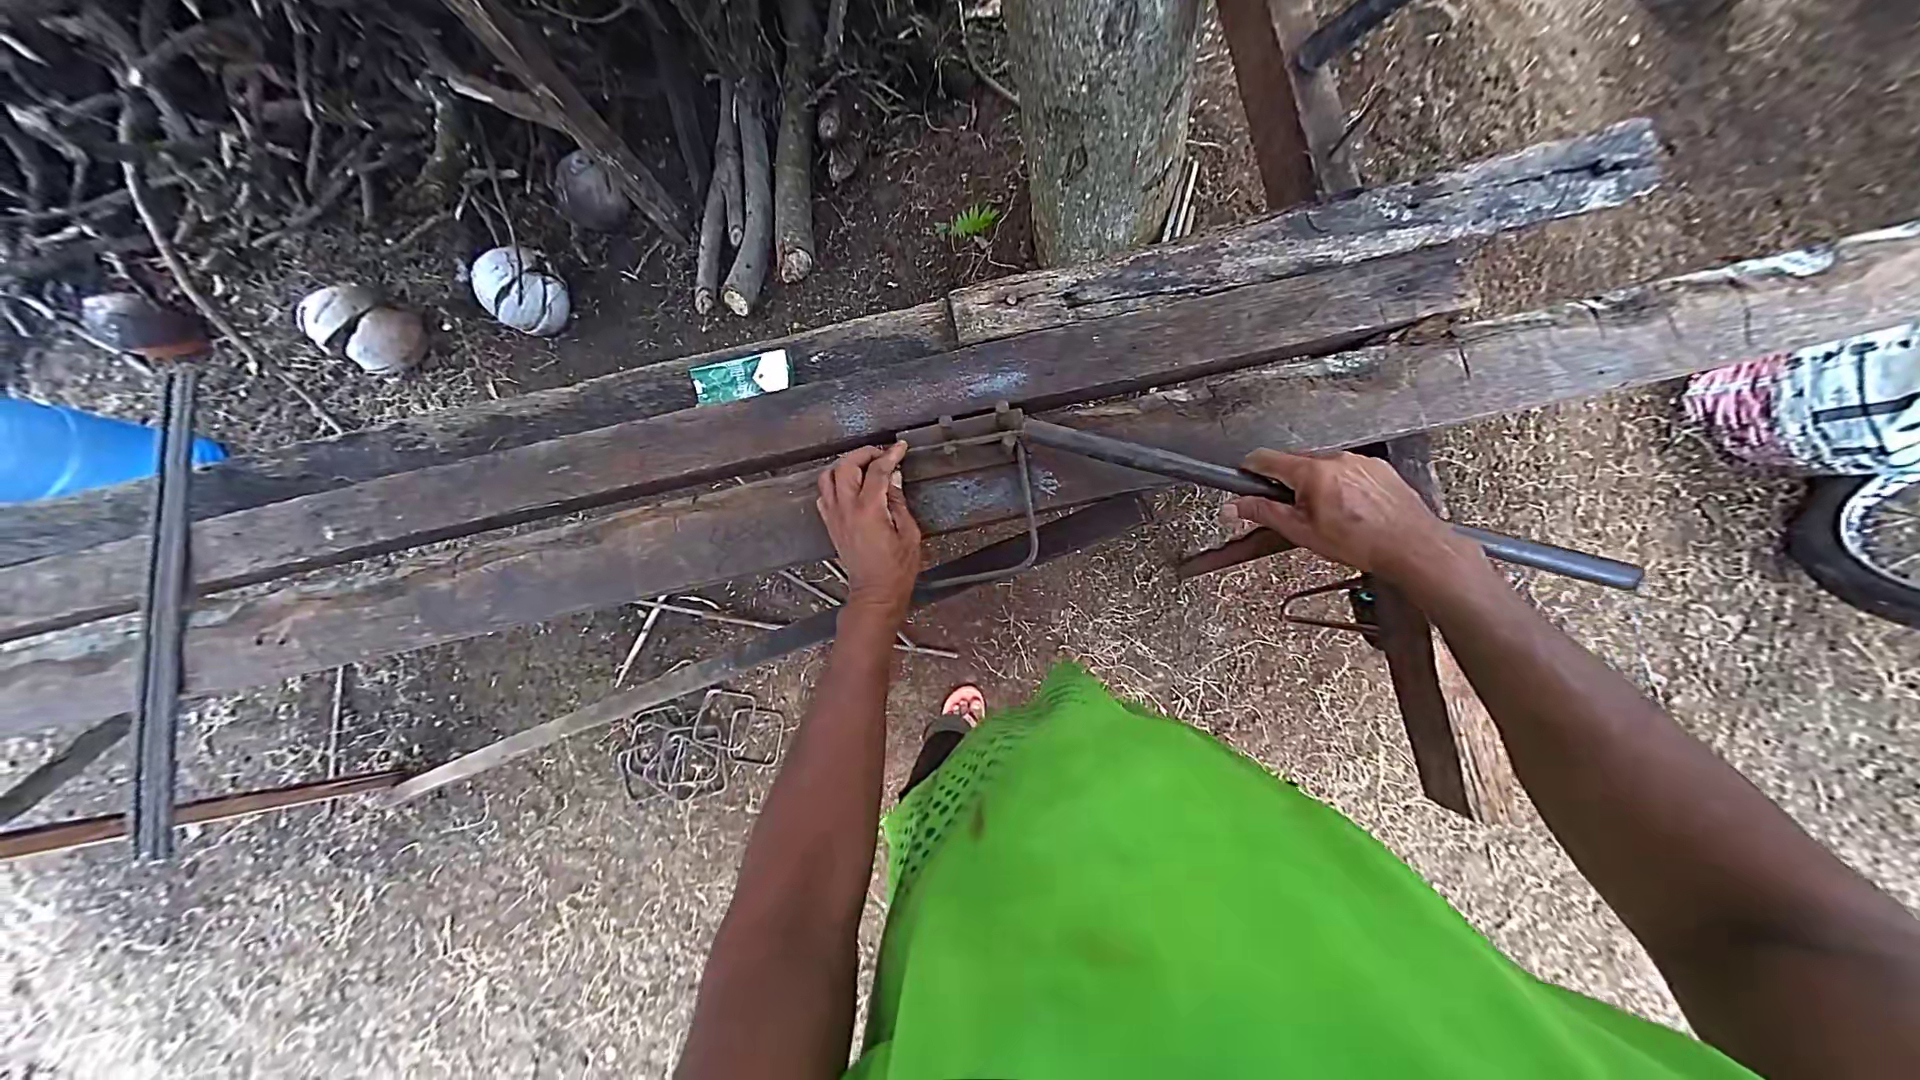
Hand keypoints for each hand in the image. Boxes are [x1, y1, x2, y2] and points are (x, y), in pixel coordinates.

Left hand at [817, 442, 921, 616]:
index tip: (899, 448)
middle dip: (864, 454)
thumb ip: (898, 501)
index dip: (890, 455)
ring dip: (845, 465)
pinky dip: (834, 483)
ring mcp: (835, 517)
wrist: (876, 592)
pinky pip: (824, 495)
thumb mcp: (908, 532)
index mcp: (869, 509)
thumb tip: (893, 478)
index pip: (877, 470)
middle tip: (880, 454)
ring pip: (828, 477)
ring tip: (863, 465)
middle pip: (846, 466)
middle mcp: (847, 509)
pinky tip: (848, 486)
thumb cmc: (896, 569)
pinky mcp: (831, 525)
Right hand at [1227, 449, 1482, 585]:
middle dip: (1286, 483)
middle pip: (1295, 462)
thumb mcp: (1300, 531)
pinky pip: (1346, 470)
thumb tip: (1235, 506)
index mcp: (1312, 471)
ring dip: (1314, 484)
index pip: (1266, 458)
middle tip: (1290, 510)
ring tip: (1325, 515)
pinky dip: (1339, 485)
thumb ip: (1263, 513)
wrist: (1412, 547)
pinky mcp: (1378, 468)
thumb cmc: (1361, 542)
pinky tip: (1347, 510)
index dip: (1249, 469)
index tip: (1245, 477)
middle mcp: (1337, 459)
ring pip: (1322, 467)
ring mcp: (1360, 462)